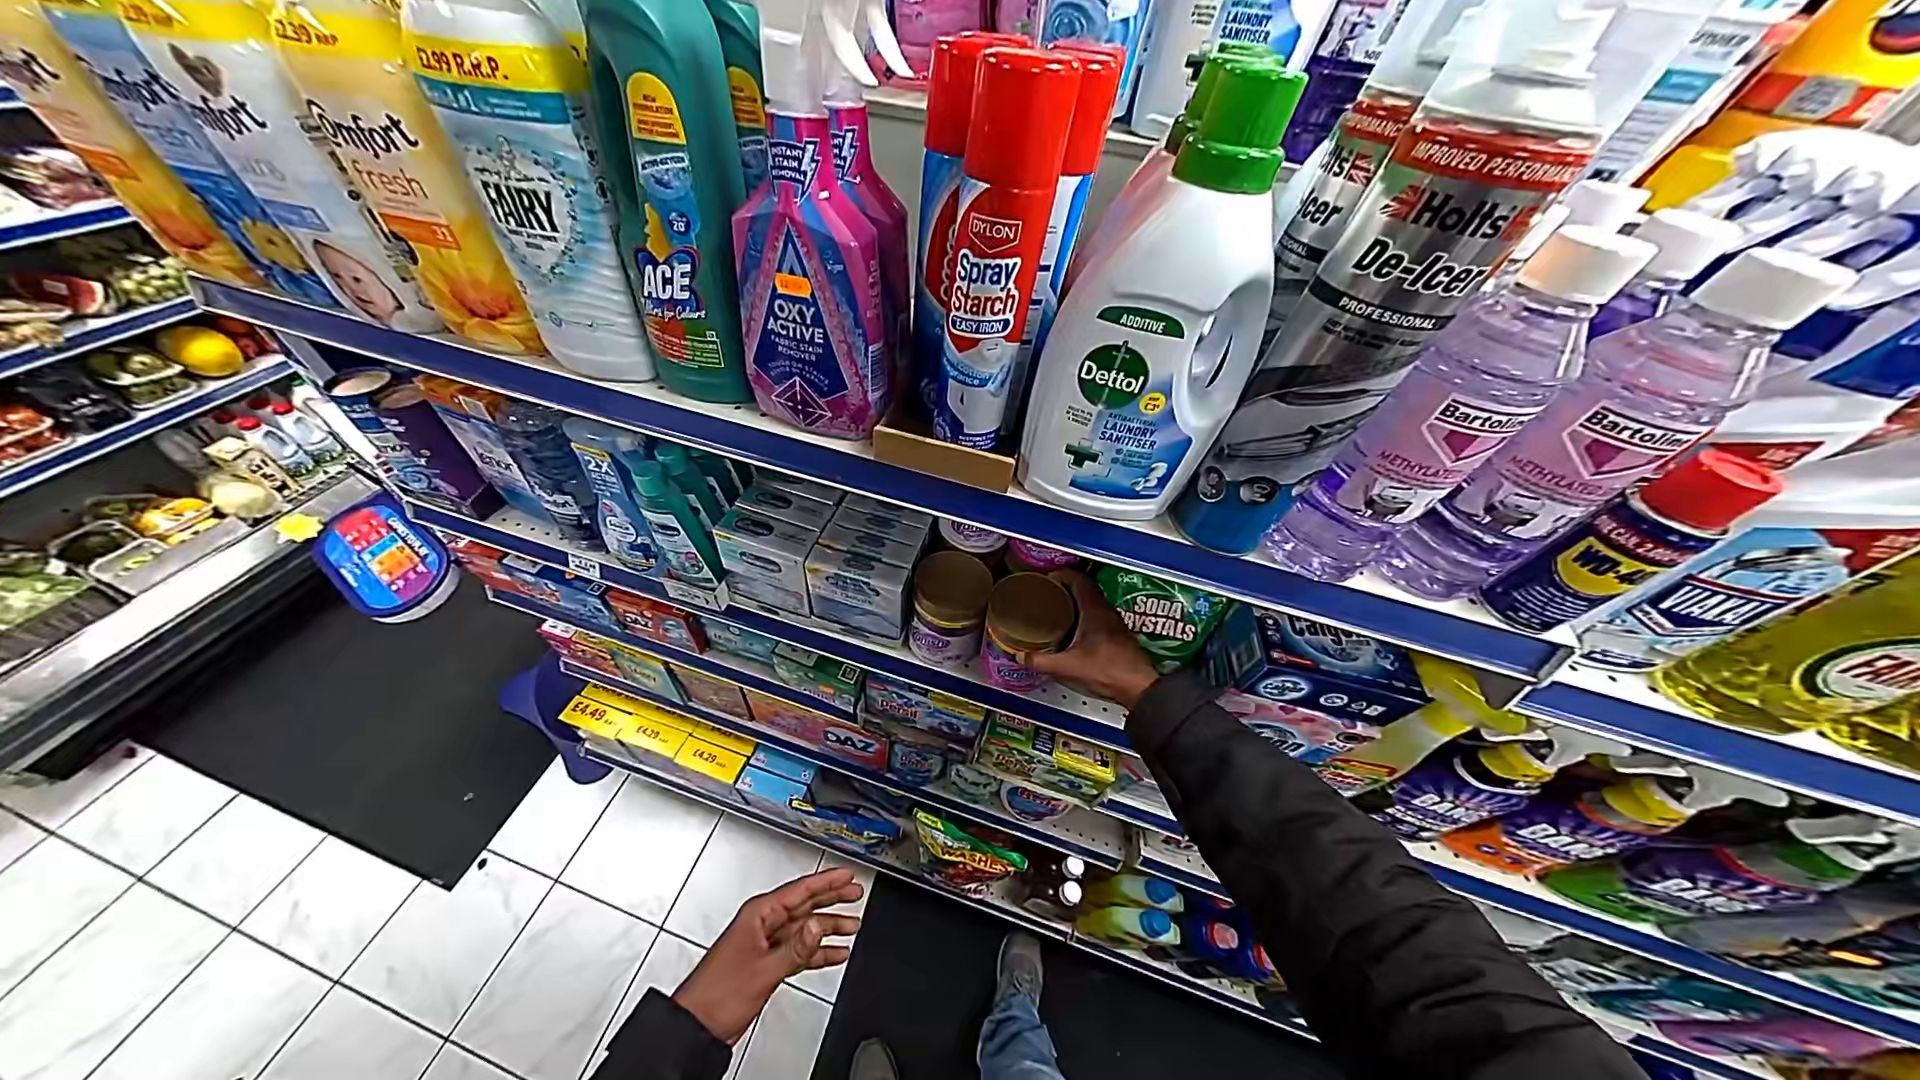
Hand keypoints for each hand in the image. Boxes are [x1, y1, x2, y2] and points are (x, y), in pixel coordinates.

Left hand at [673, 868, 863, 1044]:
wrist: (696, 1028)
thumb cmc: (715, 995)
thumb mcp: (762, 969)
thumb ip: (795, 947)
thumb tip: (819, 926)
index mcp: (759, 915)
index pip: (800, 890)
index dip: (826, 881)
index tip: (847, 875)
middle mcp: (764, 925)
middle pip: (805, 905)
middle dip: (832, 899)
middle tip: (855, 892)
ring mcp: (766, 944)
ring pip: (805, 929)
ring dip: (828, 928)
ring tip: (851, 924)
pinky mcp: (768, 964)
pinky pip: (800, 951)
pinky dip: (818, 952)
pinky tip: (834, 953)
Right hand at [1023, 569, 1160, 708]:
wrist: (1139, 687)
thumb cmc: (1110, 671)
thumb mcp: (1068, 666)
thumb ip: (1042, 661)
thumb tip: (1022, 656)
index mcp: (1094, 610)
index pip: (1078, 579)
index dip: (1061, 574)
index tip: (1047, 578)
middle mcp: (1106, 611)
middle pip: (1084, 587)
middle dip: (1065, 587)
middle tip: (1048, 593)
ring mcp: (1114, 622)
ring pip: (1092, 601)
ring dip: (1075, 601)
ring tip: (1057, 608)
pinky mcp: (1117, 634)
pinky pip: (1097, 614)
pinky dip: (1083, 614)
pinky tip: (1073, 629)